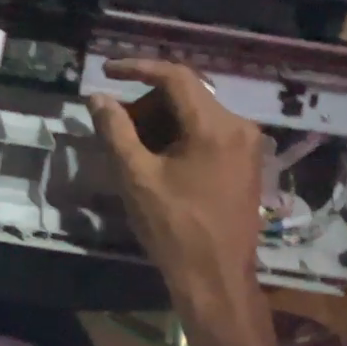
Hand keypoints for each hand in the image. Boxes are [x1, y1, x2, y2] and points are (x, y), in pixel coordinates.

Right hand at [86, 59, 264, 323]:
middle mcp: (239, 126)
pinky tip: (155, 161)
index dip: (137, 68)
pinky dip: (176, 136)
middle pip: (186, 95)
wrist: (216, 276)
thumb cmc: (173, 226)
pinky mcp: (246, 163)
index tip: (106, 72)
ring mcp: (247, 145)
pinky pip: (207, 133)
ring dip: (159, 122)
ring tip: (130, 150)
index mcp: (214, 126)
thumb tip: (99, 98)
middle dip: (145, 104)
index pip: (175, 77)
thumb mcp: (135, 176)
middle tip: (113, 128)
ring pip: (195, 114)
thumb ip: (115, 131)